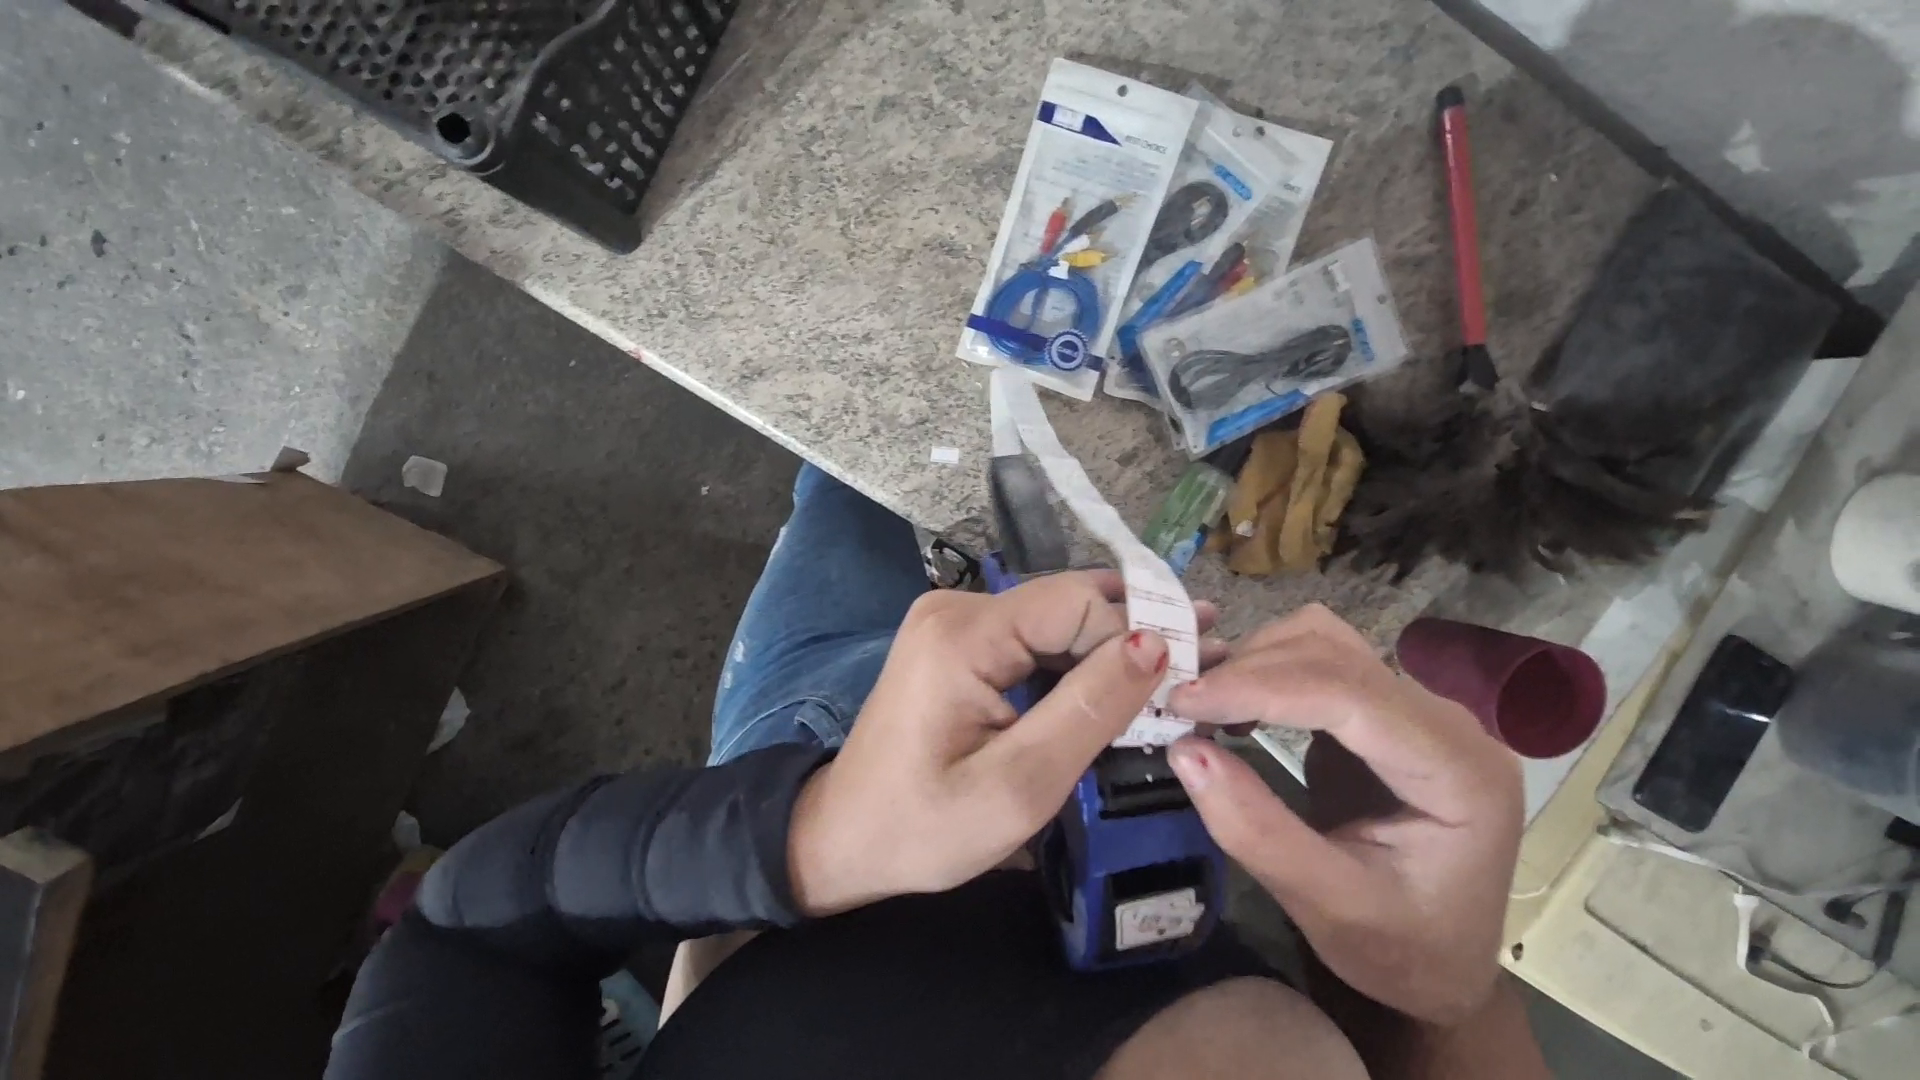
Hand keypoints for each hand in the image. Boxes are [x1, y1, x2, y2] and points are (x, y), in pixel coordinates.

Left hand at [788, 571, 1221, 916]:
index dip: (1140, 637)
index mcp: (963, 633)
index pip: (1079, 604)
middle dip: (1137, 635)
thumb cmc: (922, 828)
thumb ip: (1088, 710)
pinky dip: (1076, 662)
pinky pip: (1032, 639)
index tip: (1193, 683)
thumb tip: (1157, 642)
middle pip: (1069, 605)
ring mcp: (952, 621)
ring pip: (1056, 621)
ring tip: (1180, 674)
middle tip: (1211, 662)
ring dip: (1112, 650)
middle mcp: (957, 607)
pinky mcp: (955, 642)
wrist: (842, 838)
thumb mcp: (1018, 786)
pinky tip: (1120, 681)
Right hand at [1163, 605, 1522, 1024]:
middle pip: (1334, 654)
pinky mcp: (1382, 710)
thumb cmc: (1401, 950)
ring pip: (1322, 642)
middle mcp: (1446, 722)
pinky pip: (1317, 661)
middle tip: (1174, 703)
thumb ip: (1259, 832)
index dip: (1261, 687)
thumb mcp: (1329, 908)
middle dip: (1247, 671)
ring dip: (1253, 661)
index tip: (1183, 701)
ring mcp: (1415, 709)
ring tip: (1199, 703)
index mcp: (1459, 771)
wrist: (1440, 965)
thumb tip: (1184, 750)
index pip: (1351, 694)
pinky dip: (1264, 670)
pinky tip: (1231, 706)